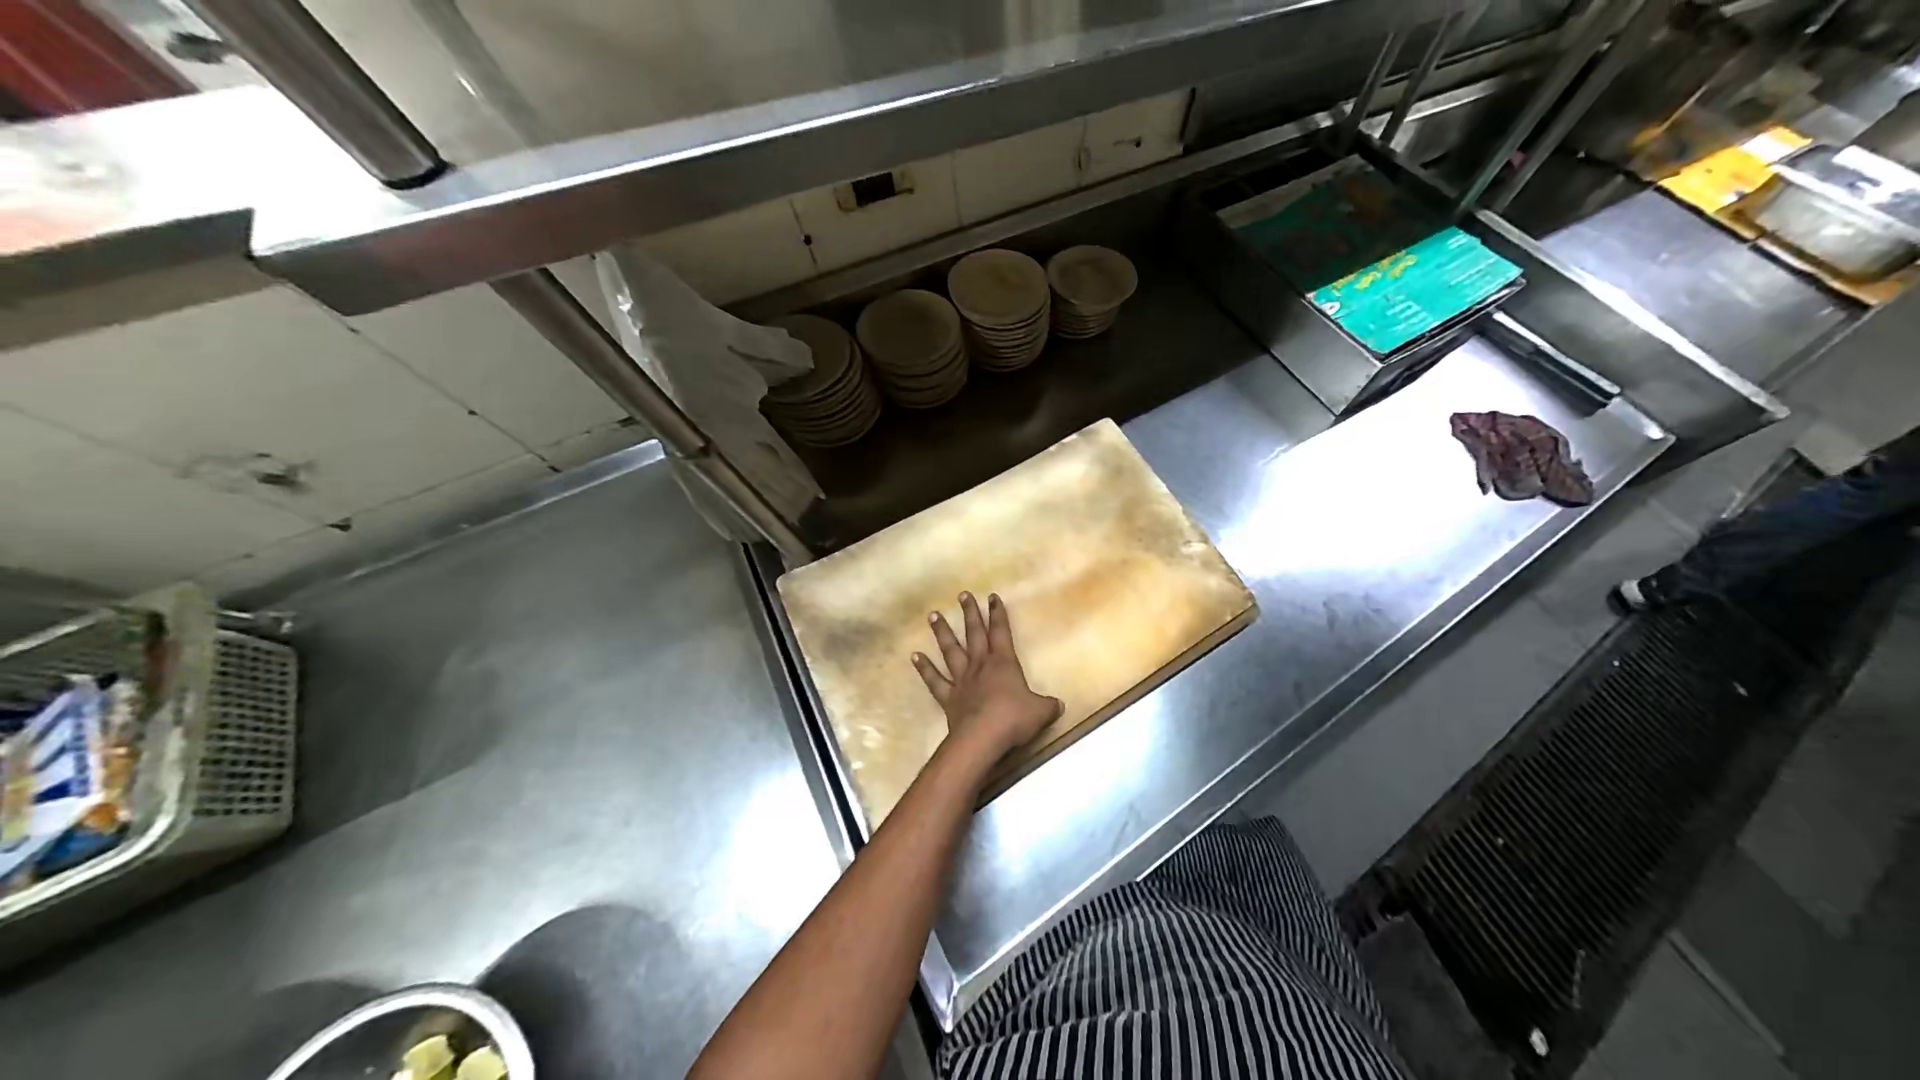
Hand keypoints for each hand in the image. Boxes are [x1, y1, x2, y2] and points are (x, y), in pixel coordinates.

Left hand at [913, 592, 1062, 760]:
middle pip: (974, 634)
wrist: (982, 738)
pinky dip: (924, 668)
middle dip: (970, 613)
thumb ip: (1048, 706)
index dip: (998, 614)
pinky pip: (934, 680)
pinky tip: (915, 656)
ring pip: (950, 651)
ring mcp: (961, 680)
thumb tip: (1057, 705)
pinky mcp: (948, 698)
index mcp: (1003, 663)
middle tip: (962, 595)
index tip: (992, 597)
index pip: (1001, 633)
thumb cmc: (1014, 719)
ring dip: (942, 633)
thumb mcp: (1041, 711)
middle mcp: (980, 666)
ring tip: (933, 615)